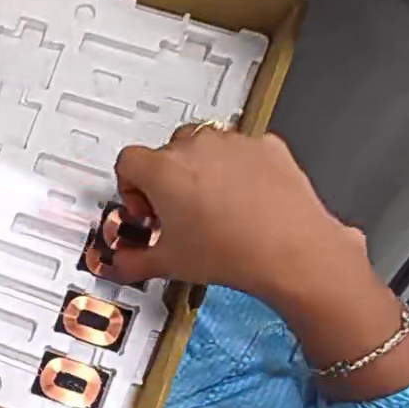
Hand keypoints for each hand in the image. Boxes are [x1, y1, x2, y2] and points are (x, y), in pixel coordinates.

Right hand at [104, 127, 376, 313]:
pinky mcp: (265, 146)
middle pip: (164, 152)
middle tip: (171, 214)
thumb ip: (131, 261)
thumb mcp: (166, 264)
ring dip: (196, 174)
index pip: (127, 161)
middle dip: (163, 181)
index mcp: (165, 170)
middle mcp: (198, 146)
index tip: (142, 209)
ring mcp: (234, 143)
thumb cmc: (231, 250)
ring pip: (201, 148)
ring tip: (205, 212)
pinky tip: (235, 205)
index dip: (129, 188)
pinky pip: (237, 152)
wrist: (288, 249)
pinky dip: (231, 173)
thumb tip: (120, 263)